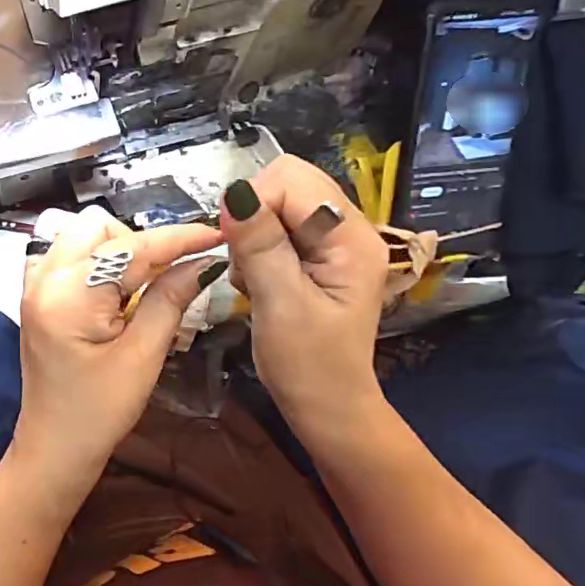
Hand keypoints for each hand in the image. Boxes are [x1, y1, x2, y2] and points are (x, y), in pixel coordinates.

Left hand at [14, 207, 225, 501]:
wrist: (54, 445)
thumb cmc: (99, 411)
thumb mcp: (142, 357)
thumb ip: (170, 300)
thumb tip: (204, 261)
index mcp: (68, 296)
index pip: (128, 248)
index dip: (177, 238)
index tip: (216, 233)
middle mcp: (43, 280)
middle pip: (96, 227)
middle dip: (138, 242)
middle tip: (167, 274)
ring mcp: (33, 286)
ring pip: (79, 235)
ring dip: (115, 248)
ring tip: (139, 285)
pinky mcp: (34, 296)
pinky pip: (65, 255)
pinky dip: (93, 260)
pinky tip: (112, 289)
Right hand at [220, 155, 389, 429]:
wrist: (325, 404)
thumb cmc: (308, 363)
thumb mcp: (280, 303)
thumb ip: (260, 245)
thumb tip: (233, 193)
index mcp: (351, 237)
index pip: (293, 181)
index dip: (254, 202)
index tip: (235, 245)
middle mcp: (346, 229)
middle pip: (286, 184)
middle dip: (251, 215)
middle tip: (244, 261)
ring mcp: (329, 243)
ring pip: (274, 205)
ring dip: (250, 235)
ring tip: (254, 278)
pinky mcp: (311, 257)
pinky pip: (272, 229)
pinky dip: (253, 248)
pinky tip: (256, 281)